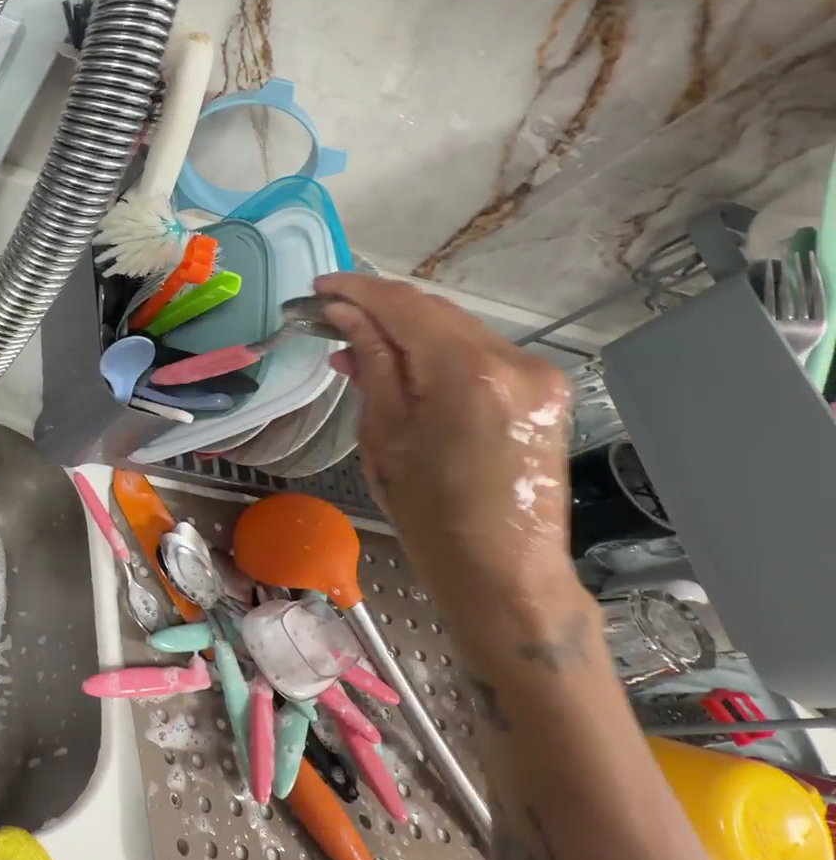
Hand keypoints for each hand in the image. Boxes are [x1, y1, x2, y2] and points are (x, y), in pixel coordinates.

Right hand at [315, 273, 572, 595]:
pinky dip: (434, 350)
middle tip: (328, 311)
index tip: (317, 288)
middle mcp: (514, 362)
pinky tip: (399, 362)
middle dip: (379, 306)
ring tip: (355, 340)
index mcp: (469, 374)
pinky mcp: (542, 392)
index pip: (405, 308)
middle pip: (435, 311)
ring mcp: (537, 376)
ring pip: (456, 329)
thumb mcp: (384, 435)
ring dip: (405, 328)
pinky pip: (476, 353)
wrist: (502, 570)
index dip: (357, 291)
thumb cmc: (428, 512)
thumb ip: (372, 364)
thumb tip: (346, 316)